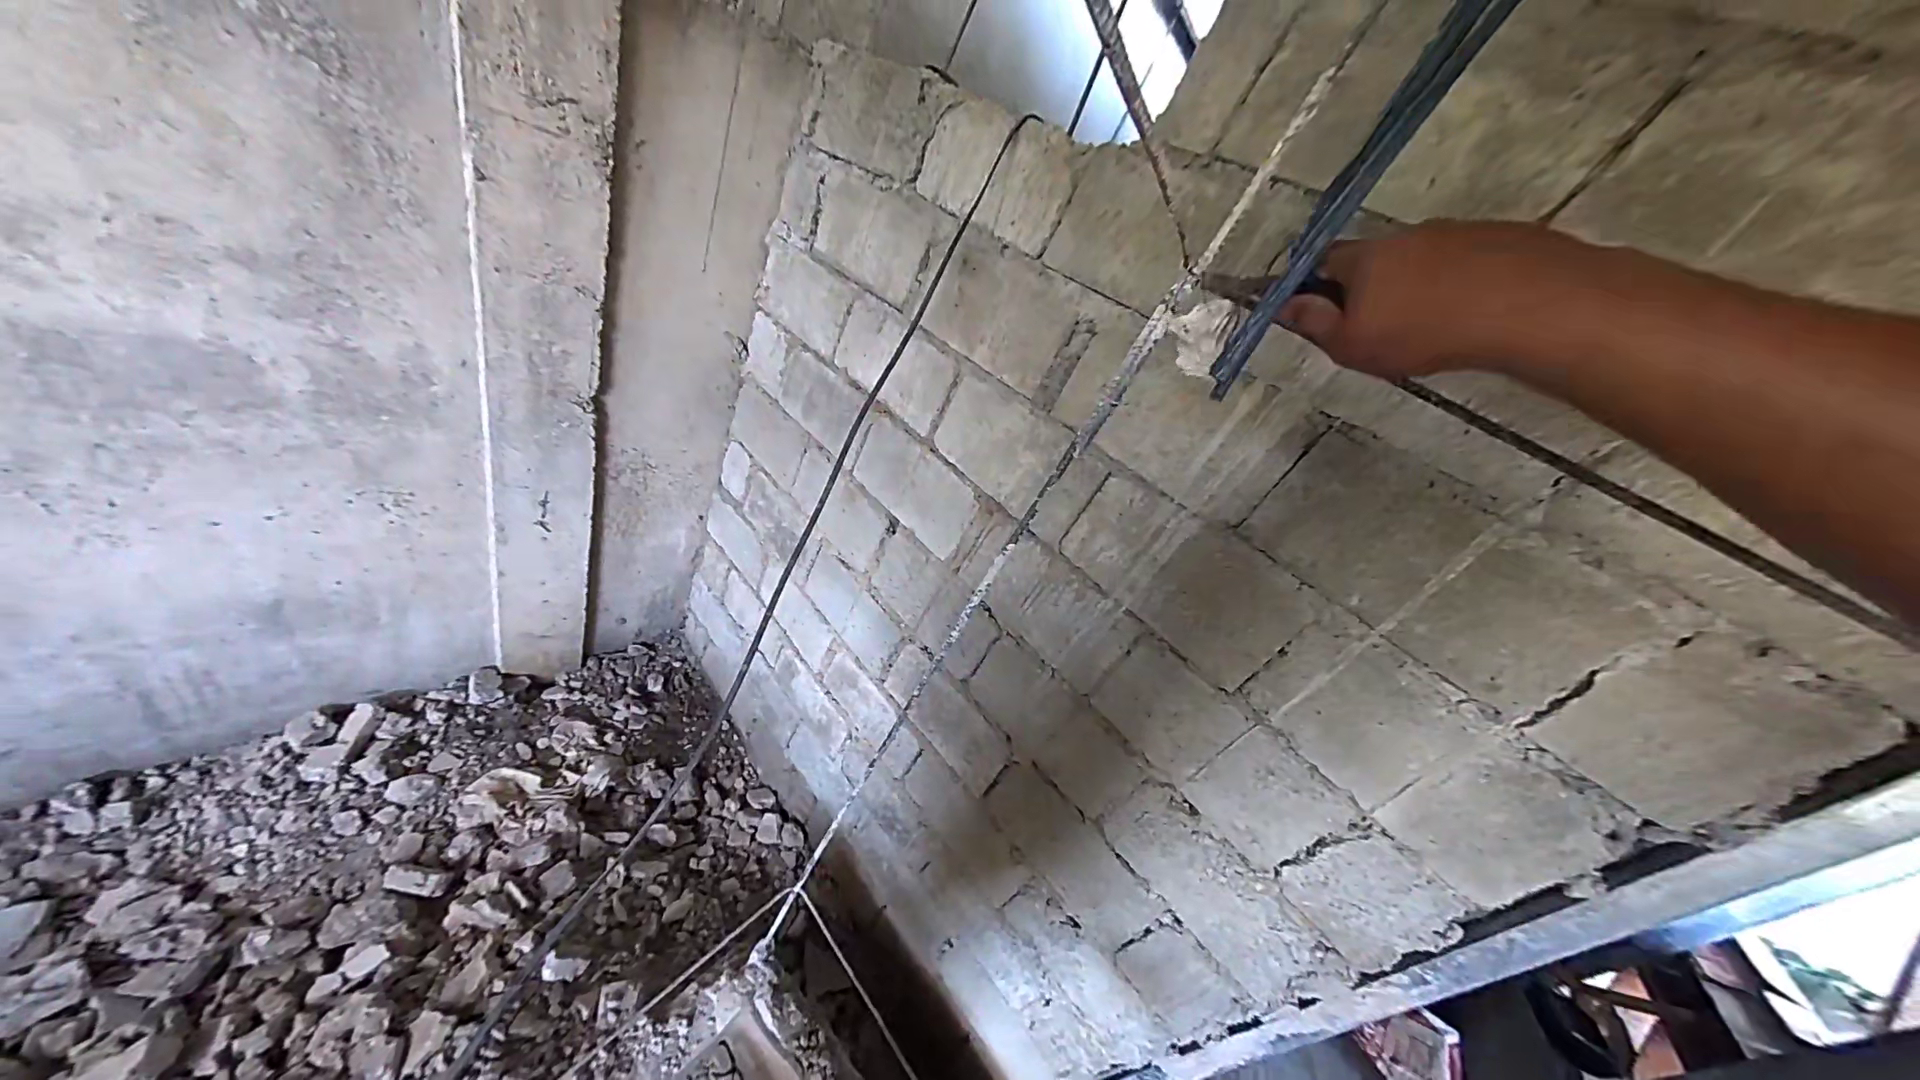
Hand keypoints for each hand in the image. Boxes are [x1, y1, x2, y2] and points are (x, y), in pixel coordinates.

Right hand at [1277, 220, 1599, 379]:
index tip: (1322, 314)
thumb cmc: (1422, 332)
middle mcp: (1408, 234)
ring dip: (1417, 287)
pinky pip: (1466, 262)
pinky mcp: (1505, 238)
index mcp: (1365, 257)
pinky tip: (1471, 316)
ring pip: (1422, 261)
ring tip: (1431, 328)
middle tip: (1378, 330)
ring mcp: (1460, 231)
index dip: (1316, 285)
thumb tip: (1284, 304)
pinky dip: (1460, 285)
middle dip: (1370, 289)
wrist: (1532, 307)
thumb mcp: (1351, 343)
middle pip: (1374, 260)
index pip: (1322, 261)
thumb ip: (1314, 323)